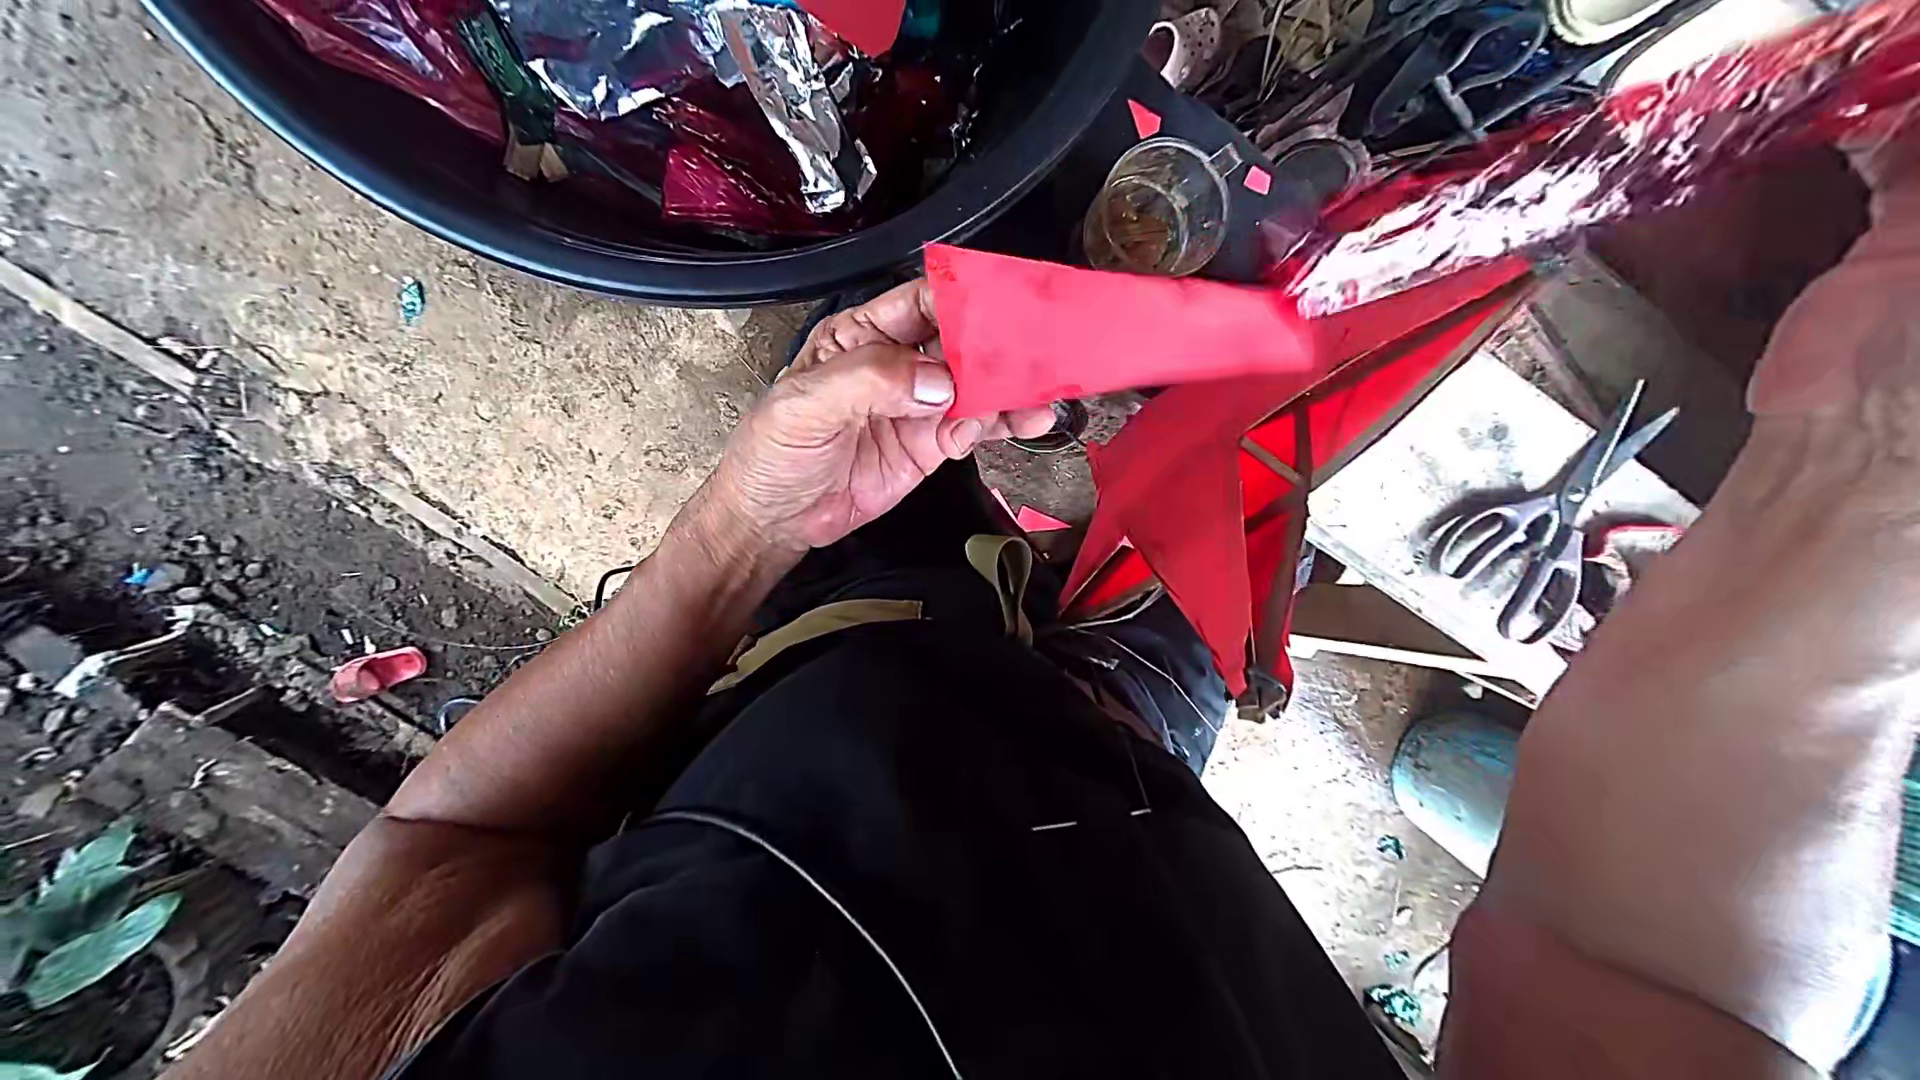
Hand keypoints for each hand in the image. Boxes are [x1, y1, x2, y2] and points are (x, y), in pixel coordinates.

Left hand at [690, 279, 1055, 552]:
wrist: (778, 518)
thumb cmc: (772, 452)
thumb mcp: (805, 404)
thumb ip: (869, 380)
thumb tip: (935, 379)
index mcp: (860, 337)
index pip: (921, 303)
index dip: (962, 301)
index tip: (1000, 306)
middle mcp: (896, 366)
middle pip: (960, 343)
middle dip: (999, 344)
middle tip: (1037, 349)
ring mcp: (916, 408)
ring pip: (975, 387)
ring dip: (1010, 387)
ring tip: (1044, 388)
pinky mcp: (929, 445)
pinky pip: (973, 428)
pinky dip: (1001, 424)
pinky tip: (1024, 420)